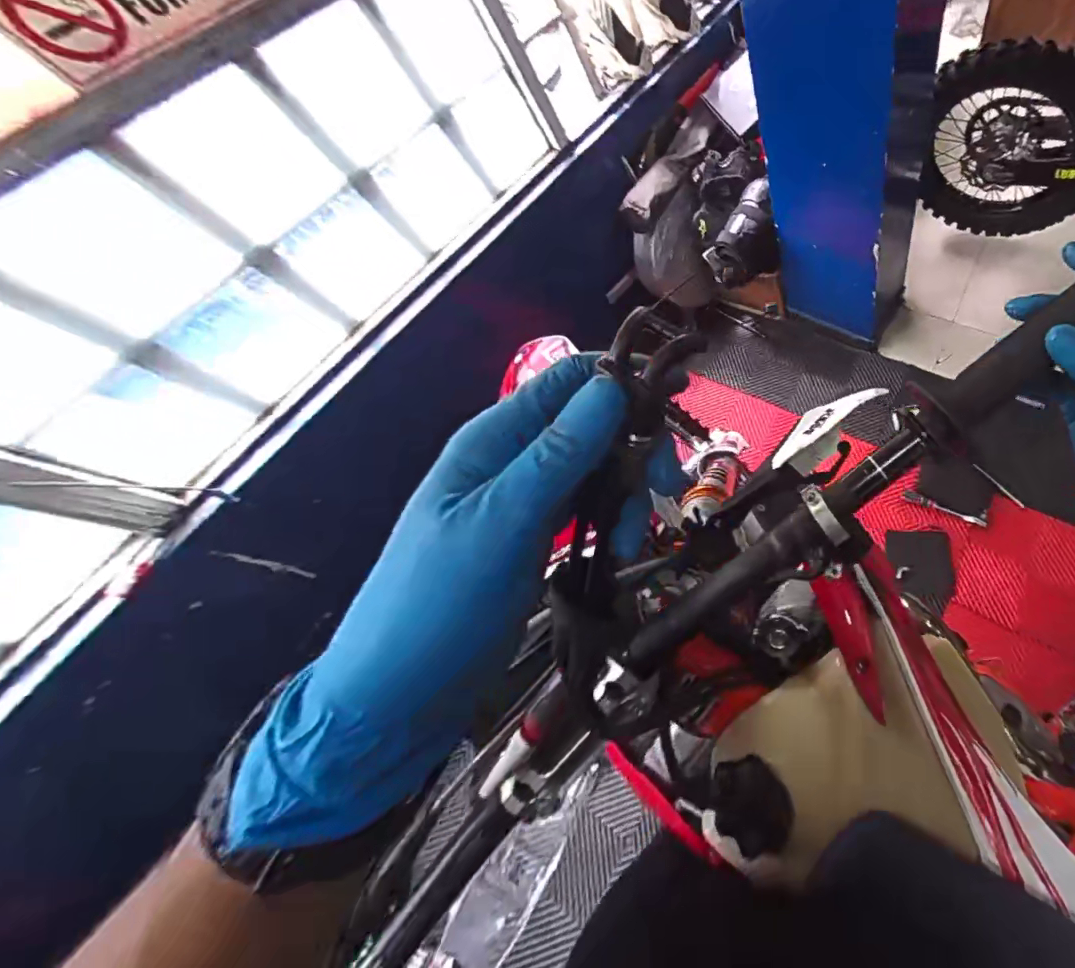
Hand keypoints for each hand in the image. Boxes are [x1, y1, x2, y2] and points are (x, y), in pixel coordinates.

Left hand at [227, 354, 680, 851]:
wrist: (400, 695)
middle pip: (594, 425)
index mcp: (494, 439)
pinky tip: (616, 551)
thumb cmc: (437, 603)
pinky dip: (611, 523)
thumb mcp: (501, 522)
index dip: (622, 378)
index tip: (673, 393)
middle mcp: (515, 459)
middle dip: (634, 448)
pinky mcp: (539, 536)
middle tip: (663, 484)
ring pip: (599, 469)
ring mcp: (528, 499)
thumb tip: (611, 386)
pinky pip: (589, 509)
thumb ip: (558, 453)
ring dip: (626, 495)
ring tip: (627, 541)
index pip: (568, 380)